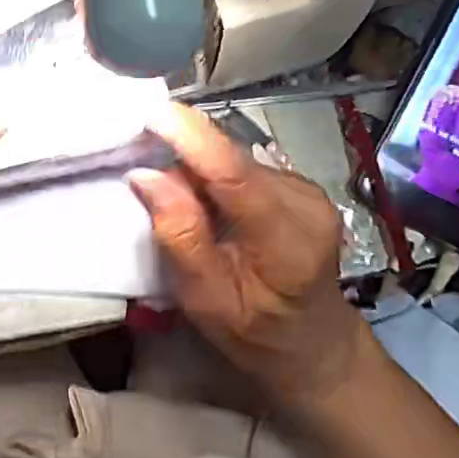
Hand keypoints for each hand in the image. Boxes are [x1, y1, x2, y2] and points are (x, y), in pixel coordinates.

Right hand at [129, 102, 370, 401]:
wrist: (313, 344)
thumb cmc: (256, 334)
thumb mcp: (206, 301)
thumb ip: (180, 237)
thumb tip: (146, 174)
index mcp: (286, 240)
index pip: (235, 174)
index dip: (193, 138)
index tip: (151, 114)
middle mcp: (304, 202)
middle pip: (228, 160)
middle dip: (182, 158)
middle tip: (145, 177)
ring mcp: (305, 188)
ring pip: (231, 157)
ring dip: (197, 170)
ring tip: (179, 202)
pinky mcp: (297, 181)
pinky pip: (240, 163)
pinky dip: (213, 175)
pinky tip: (208, 204)